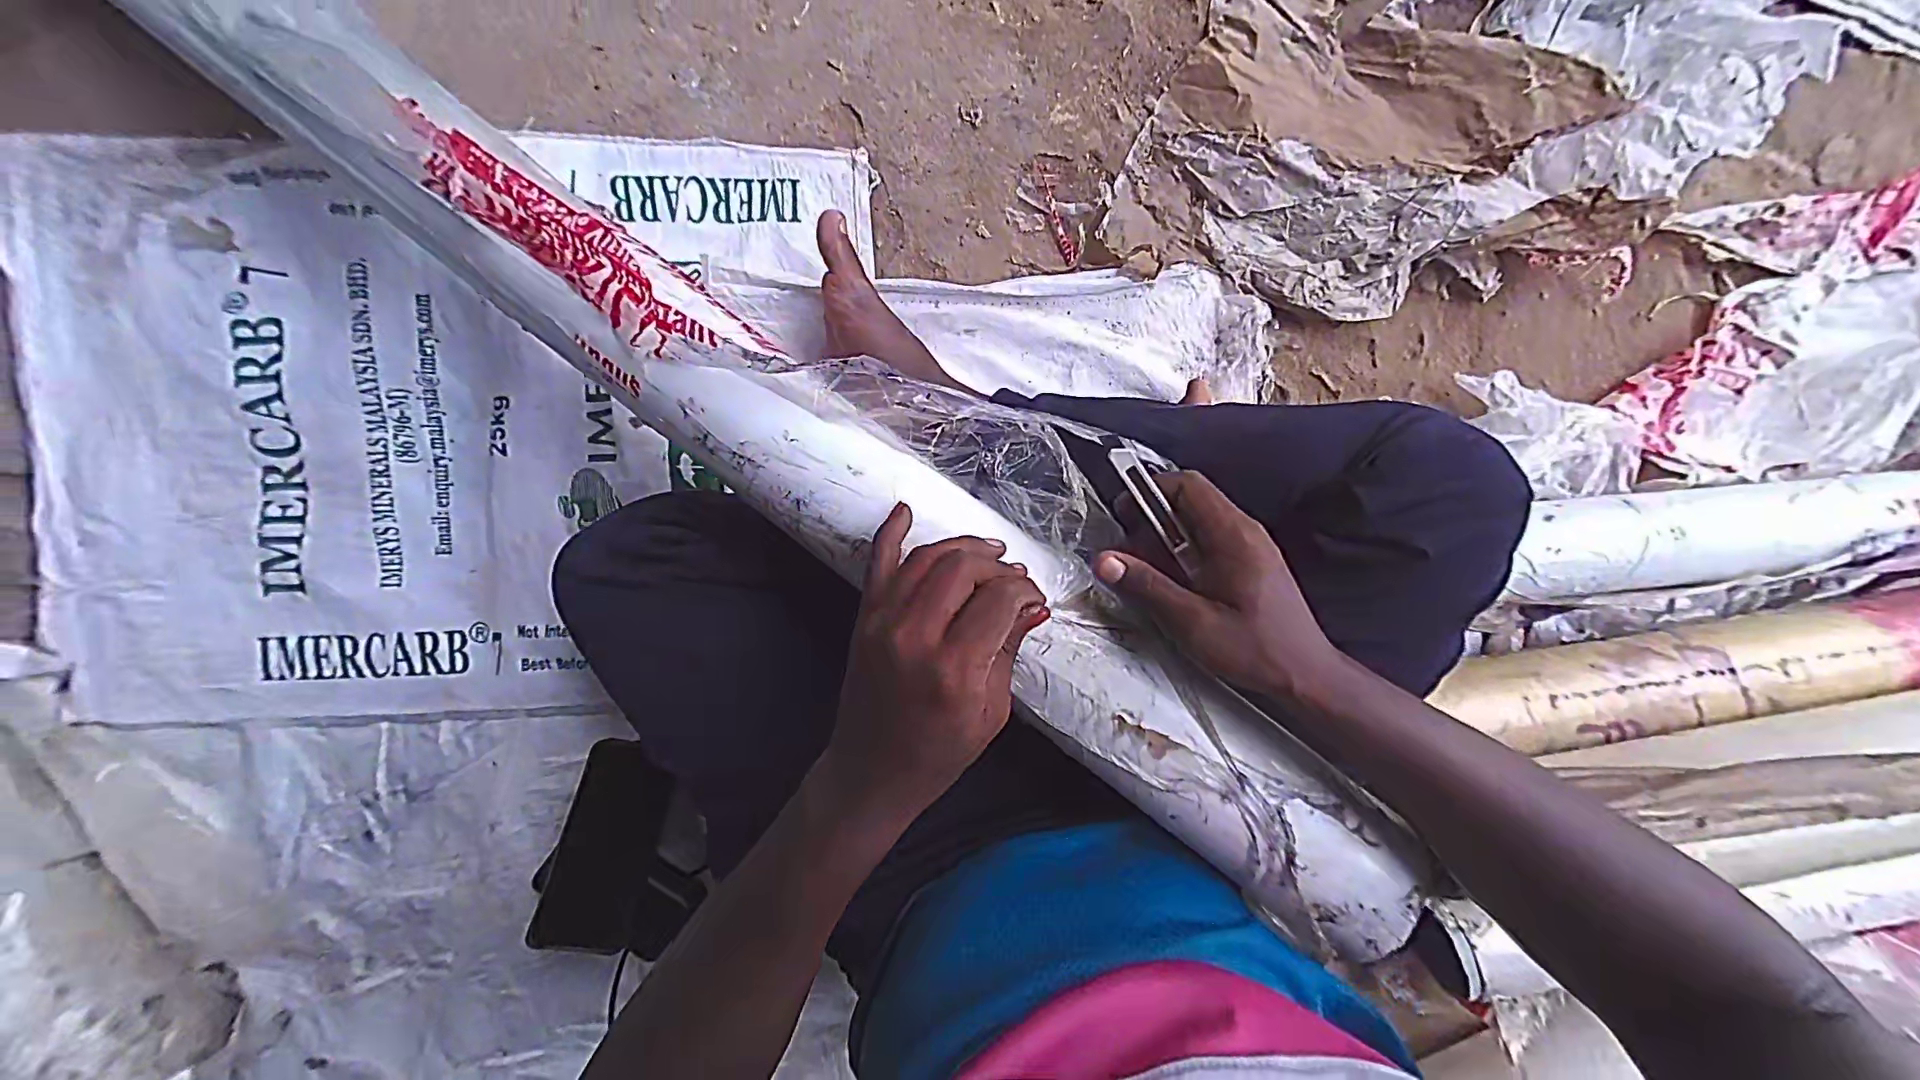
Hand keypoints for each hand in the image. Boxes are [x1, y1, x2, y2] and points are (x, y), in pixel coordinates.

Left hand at [823, 503, 1050, 816]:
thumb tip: (1032, 606)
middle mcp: (915, 636)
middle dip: (999, 566)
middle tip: (1013, 579)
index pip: (999, 599)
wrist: (871, 772)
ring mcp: (883, 622)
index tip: (1033, 597)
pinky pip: (877, 563)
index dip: (1024, 590)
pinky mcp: (864, 618)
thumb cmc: (938, 754)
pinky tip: (904, 510)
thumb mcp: (991, 711)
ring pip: (928, 557)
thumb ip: (1008, 649)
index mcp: (955, 668)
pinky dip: (889, 532)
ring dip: (963, 547)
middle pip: (965, 568)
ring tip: (989, 552)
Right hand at [1094, 471, 1337, 697]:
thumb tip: (1107, 561)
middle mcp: (1244, 533)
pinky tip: (1171, 584)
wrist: (1306, 675)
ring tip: (1145, 571)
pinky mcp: (1249, 564)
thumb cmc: (1258, 650)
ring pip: (1196, 523)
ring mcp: (1249, 547)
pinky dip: (1182, 554)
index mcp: (1233, 536)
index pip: (1188, 485)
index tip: (1123, 511)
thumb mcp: (1192, 621)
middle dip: (1150, 520)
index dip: (1149, 490)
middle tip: (1127, 550)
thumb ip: (1147, 586)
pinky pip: (1208, 542)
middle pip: (1189, 502)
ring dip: (1164, 540)